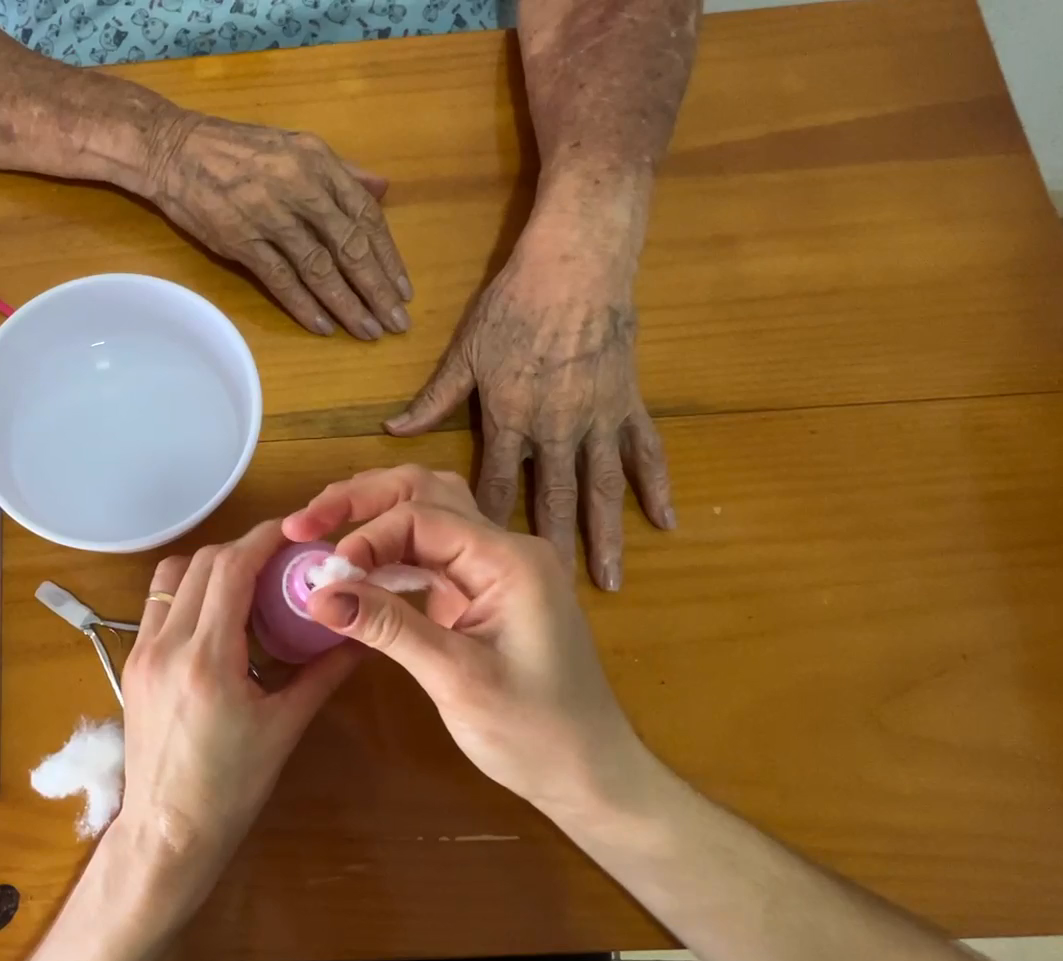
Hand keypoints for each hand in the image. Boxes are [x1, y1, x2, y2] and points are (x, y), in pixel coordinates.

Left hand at [113, 520, 359, 899]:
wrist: (168, 831)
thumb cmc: (231, 788)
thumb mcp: (284, 728)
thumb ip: (322, 673)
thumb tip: (359, 636)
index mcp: (207, 660)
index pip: (230, 569)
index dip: (263, 540)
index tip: (293, 533)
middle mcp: (166, 645)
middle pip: (201, 564)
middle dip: (243, 550)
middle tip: (281, 561)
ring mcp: (142, 652)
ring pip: (171, 577)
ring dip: (210, 566)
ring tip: (247, 584)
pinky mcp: (132, 663)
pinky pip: (158, 605)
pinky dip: (189, 592)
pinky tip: (218, 616)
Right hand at [143, 111, 410, 340]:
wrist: (172, 150)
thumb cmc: (236, 150)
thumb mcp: (295, 146)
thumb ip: (341, 172)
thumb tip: (382, 190)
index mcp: (319, 161)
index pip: (365, 215)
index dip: (388, 256)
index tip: (402, 289)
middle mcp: (300, 186)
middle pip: (349, 246)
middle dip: (376, 289)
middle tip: (396, 323)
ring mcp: (269, 215)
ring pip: (319, 267)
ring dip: (347, 304)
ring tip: (367, 331)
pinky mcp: (240, 240)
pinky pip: (280, 279)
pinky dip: (304, 305)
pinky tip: (324, 327)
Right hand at [288, 466, 654, 816]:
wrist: (589, 773)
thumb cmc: (534, 732)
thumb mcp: (455, 678)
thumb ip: (387, 626)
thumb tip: (317, 594)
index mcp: (509, 560)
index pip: (422, 517)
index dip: (366, 536)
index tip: (325, 572)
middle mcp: (504, 549)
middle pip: (424, 493)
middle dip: (360, 500)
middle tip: (304, 521)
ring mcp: (494, 569)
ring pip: (426, 515)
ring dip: (372, 517)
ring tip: (319, 527)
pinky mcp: (481, 592)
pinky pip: (429, 553)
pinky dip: (388, 554)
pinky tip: (356, 569)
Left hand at [384, 216, 674, 590]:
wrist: (576, 263)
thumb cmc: (514, 305)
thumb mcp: (465, 352)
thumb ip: (433, 399)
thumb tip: (394, 428)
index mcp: (510, 419)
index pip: (495, 483)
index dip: (487, 524)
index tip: (483, 564)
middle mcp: (555, 429)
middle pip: (552, 498)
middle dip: (551, 548)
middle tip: (555, 597)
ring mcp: (598, 419)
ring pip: (602, 487)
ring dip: (606, 535)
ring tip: (611, 580)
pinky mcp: (629, 403)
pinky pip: (646, 451)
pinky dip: (658, 485)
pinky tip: (668, 521)